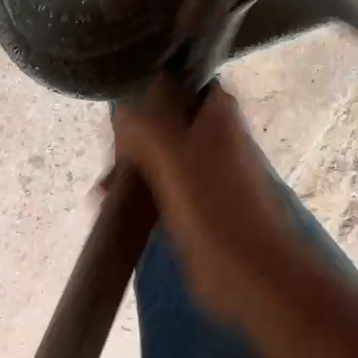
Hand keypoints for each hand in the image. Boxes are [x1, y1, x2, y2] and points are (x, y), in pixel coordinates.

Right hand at [112, 86, 297, 316]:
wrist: (252, 276)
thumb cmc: (212, 204)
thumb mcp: (168, 153)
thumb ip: (140, 123)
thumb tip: (120, 110)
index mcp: (215, 111)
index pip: (176, 81)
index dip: (147, 89)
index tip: (121, 107)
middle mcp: (214, 134)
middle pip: (163, 119)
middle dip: (132, 136)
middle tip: (110, 157)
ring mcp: (207, 171)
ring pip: (160, 154)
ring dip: (132, 166)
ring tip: (105, 188)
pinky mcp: (200, 205)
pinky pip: (163, 186)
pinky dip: (140, 192)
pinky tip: (114, 205)